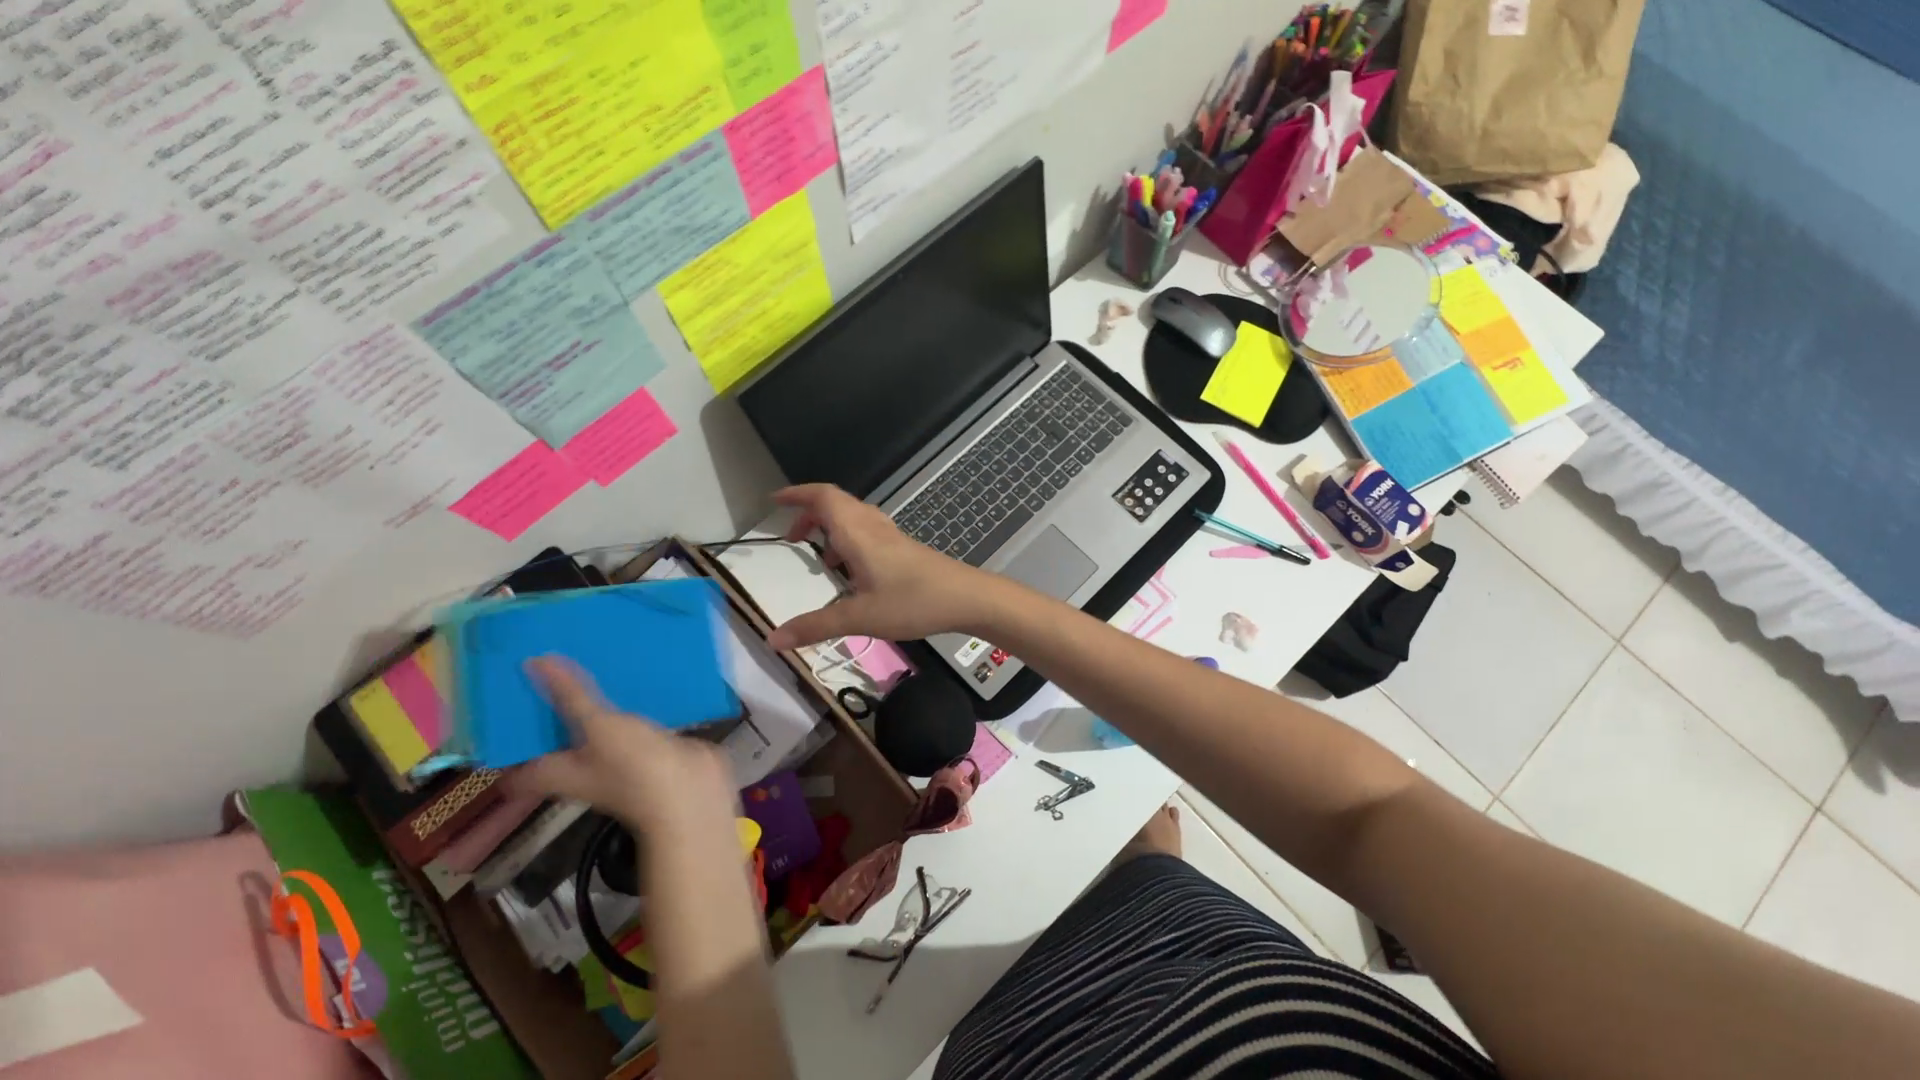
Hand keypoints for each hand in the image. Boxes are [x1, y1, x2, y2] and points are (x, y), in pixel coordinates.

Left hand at [511, 657, 738, 832]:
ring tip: (580, 658)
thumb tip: (533, 662)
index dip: (503, 739)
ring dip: (588, 701)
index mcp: (554, 770)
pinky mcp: (645, 747)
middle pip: (554, 736)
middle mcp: (579, 766)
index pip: (514, 763)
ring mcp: (613, 757)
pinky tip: (627, 673)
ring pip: (592, 725)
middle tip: (541, 664)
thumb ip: (570, 695)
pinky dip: (625, 702)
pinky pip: (627, 720)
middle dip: (549, 706)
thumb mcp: (597, 726)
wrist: (690, 794)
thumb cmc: (633, 768)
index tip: (499, 702)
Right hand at [764, 484, 1002, 649]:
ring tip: (820, 560)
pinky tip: (853, 573)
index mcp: (857, 533)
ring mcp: (891, 537)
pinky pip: (868, 533)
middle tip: (792, 538)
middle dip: (809, 515)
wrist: (967, 598)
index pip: (823, 497)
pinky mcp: (904, 549)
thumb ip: (816, 627)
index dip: (797, 494)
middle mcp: (872, 527)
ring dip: (831, 529)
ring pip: (854, 518)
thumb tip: (773, 640)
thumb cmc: (912, 602)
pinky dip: (850, 542)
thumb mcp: (860, 617)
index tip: (774, 501)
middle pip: (836, 504)